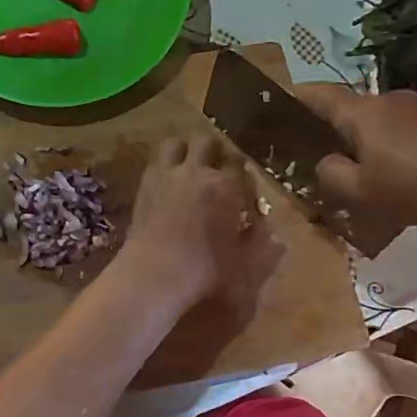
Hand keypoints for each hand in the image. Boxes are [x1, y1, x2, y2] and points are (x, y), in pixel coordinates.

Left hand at [118, 135, 277, 309]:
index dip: (241, 173)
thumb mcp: (242, 261)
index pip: (239, 162)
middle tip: (216, 171)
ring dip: (184, 151)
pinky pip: (155, 162)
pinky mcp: (144, 185)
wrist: (155, 274)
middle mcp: (197, 172)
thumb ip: (258, 243)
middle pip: (208, 142)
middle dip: (214, 152)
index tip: (241, 191)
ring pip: (176, 144)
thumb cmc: (205, 270)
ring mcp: (167, 175)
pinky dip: (163, 166)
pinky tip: (165, 183)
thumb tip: (272, 235)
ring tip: (187, 168)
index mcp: (227, 187)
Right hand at [294, 84, 416, 238]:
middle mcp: (389, 100)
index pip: (318, 94)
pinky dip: (392, 147)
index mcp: (361, 112)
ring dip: (365, 140)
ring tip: (360, 170)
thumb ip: (331, 174)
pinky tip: (398, 175)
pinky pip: (405, 131)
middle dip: (332, 127)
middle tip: (318, 153)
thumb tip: (326, 163)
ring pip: (379, 121)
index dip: (296, 97)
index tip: (279, 103)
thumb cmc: (414, 185)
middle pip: (350, 108)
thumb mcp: (359, 190)